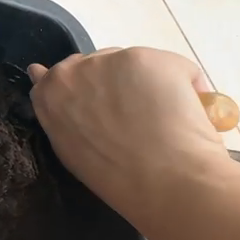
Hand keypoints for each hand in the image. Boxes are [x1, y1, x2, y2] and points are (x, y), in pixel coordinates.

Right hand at [28, 47, 237, 223]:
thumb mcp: (70, 150)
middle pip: (93, 63)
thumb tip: (72, 104)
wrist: (164, 181)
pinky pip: (172, 67)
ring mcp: (106, 60)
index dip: (79, 86)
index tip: (96, 100)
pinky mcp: (143, 58)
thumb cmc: (117, 178)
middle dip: (112, 83)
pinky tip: (191, 111)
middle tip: (136, 114)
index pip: (50, 74)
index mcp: (48, 93)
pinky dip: (186, 85)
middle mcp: (70, 70)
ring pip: (130, 63)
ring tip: (165, 116)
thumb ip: (63, 119)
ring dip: (145, 82)